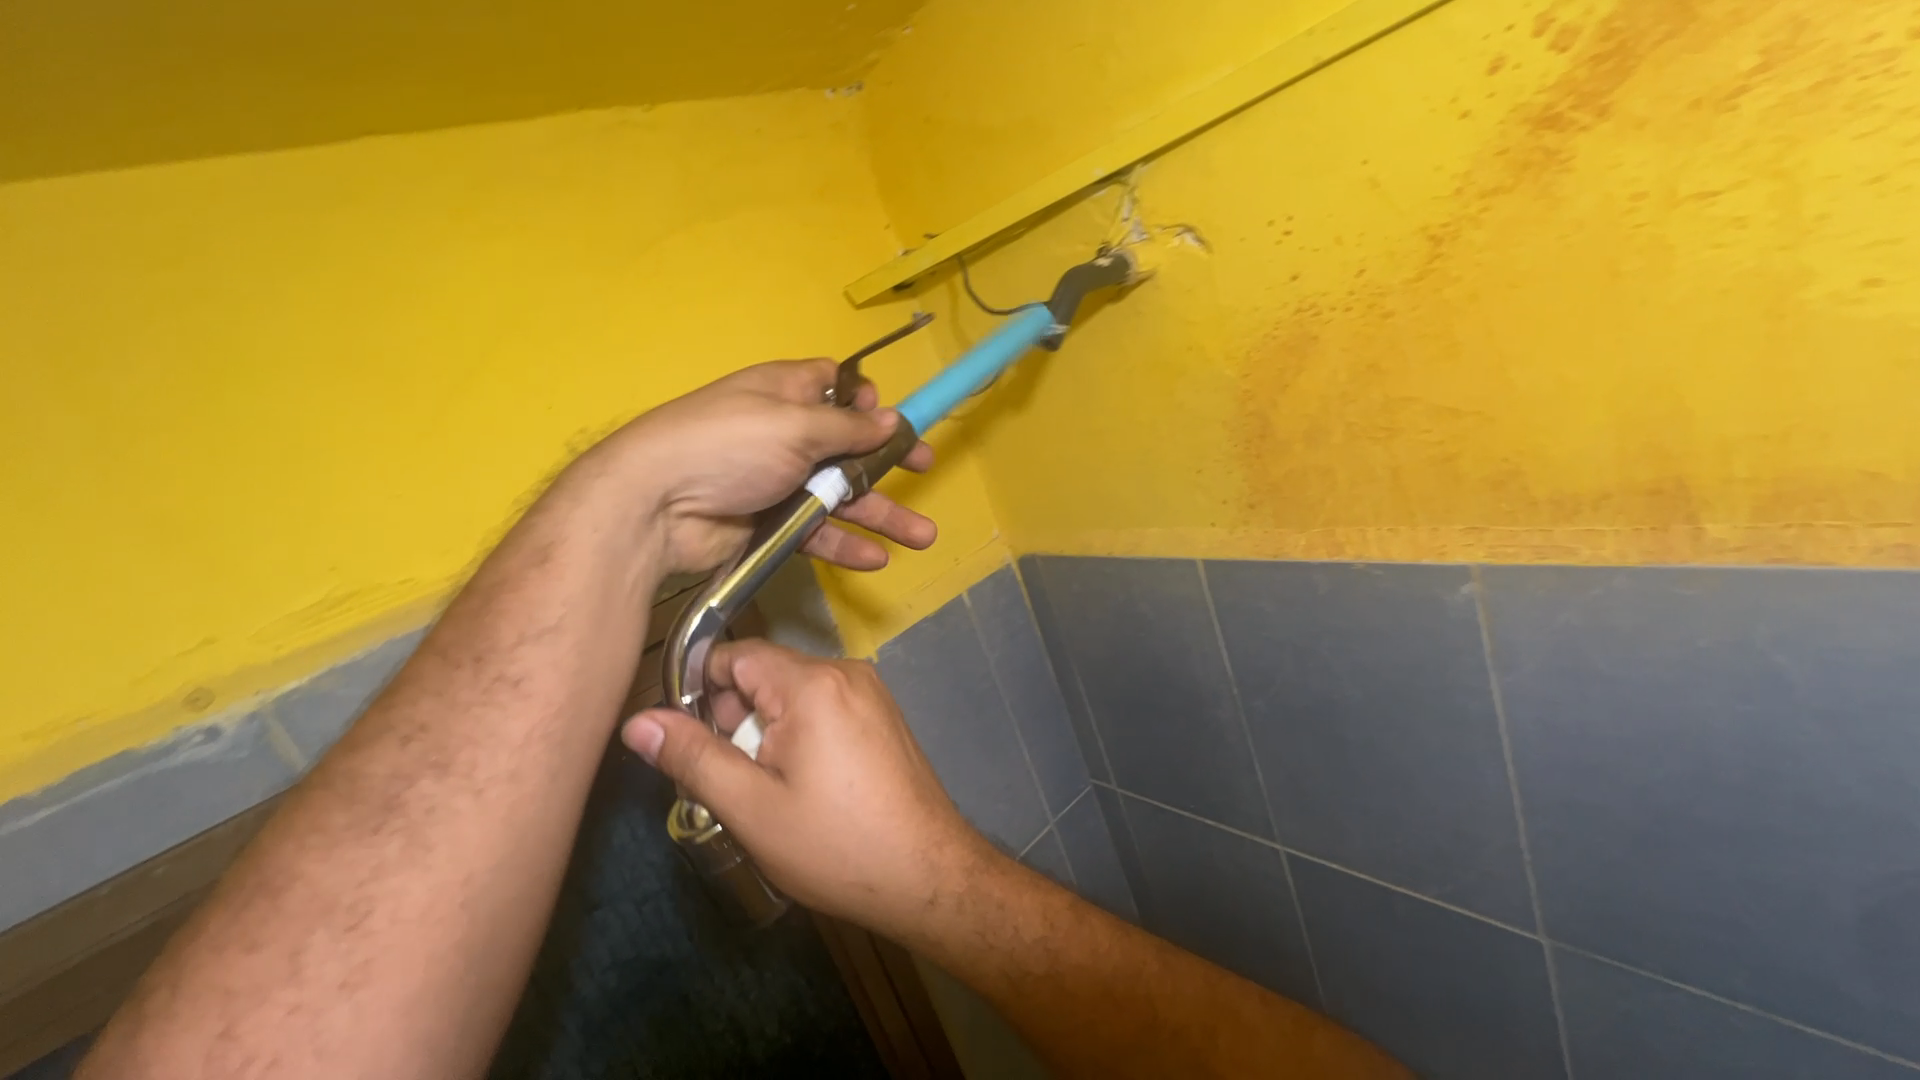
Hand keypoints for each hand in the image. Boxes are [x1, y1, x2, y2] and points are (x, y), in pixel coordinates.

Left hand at [592, 359, 936, 574]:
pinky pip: (815, 532)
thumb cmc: (730, 444)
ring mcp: (776, 482)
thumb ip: (847, 428)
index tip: (890, 418)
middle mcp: (784, 434)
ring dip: (880, 515)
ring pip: (839, 497)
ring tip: (924, 537)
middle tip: (925, 470)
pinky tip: (875, 559)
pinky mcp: (769, 525)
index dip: (864, 399)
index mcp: (785, 393)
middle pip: (847, 446)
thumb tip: (889, 418)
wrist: (657, 506)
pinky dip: (844, 544)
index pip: (833, 386)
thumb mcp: (794, 424)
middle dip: (888, 461)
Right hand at [621, 641, 991, 935]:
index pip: (736, 655)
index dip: (701, 690)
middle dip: (735, 717)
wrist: (927, 875)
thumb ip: (693, 756)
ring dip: (766, 731)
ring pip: (792, 695)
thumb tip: (637, 721)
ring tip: (768, 790)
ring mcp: (870, 692)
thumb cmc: (835, 844)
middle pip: (765, 674)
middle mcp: (846, 672)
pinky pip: (823, 708)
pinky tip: (804, 786)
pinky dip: (799, 735)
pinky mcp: (882, 715)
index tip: (688, 739)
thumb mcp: (751, 807)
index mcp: (813, 683)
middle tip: (732, 779)